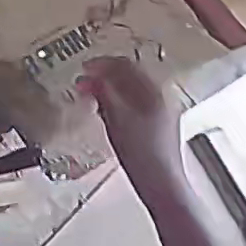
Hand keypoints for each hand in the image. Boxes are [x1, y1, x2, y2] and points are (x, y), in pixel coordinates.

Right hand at [77, 57, 184, 173]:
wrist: (160, 182)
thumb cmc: (140, 152)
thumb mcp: (116, 118)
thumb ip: (103, 93)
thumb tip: (89, 77)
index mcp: (154, 91)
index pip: (126, 65)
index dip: (102, 64)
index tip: (84, 67)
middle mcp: (162, 96)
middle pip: (131, 75)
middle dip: (105, 75)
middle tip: (84, 80)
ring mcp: (162, 109)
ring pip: (132, 88)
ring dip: (110, 87)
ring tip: (90, 94)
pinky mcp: (158, 122)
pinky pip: (135, 101)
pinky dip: (117, 99)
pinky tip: (104, 109)